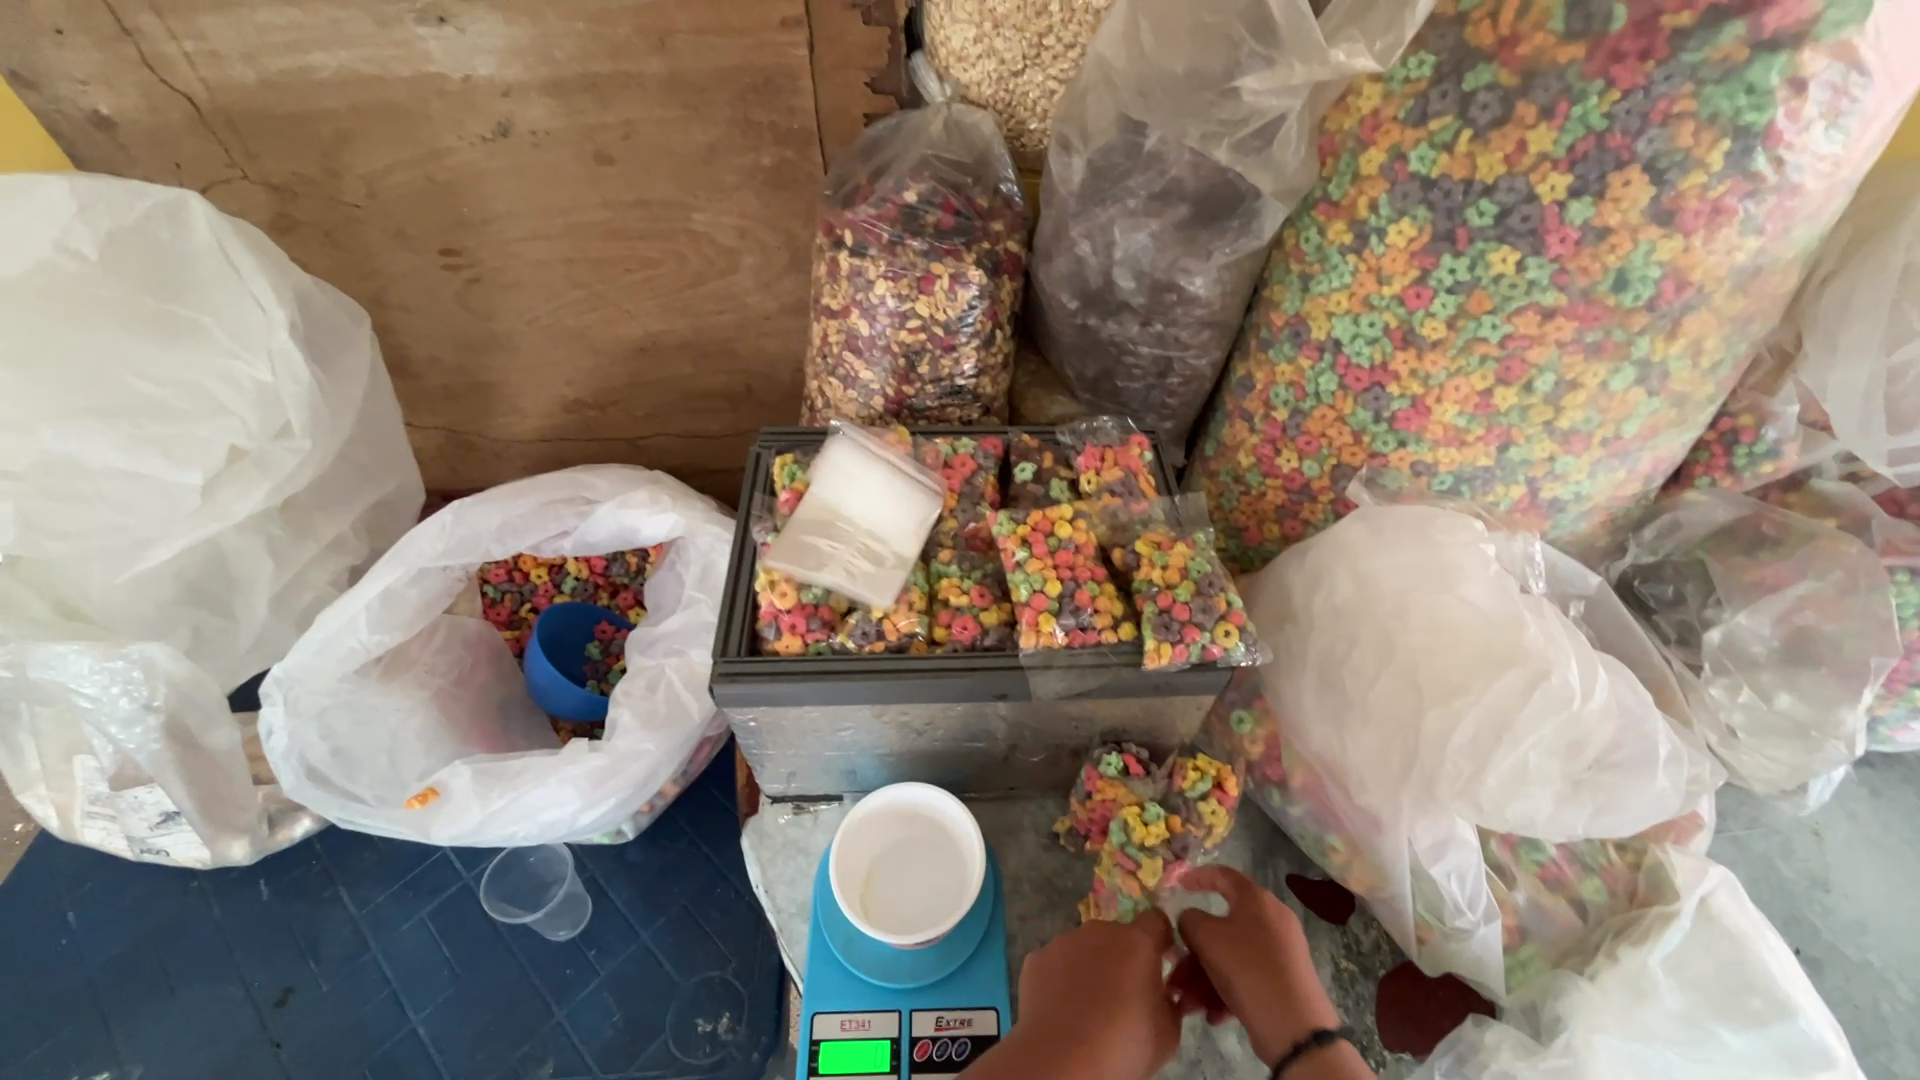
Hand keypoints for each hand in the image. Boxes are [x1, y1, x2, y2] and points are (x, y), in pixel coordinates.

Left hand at [967, 911, 1181, 1079]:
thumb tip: (1166, 993)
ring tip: (1088, 1008)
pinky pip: (1057, 963)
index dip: (1159, 940)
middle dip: (1123, 958)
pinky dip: (1061, 980)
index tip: (1159, 964)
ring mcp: (1064, 941)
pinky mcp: (1037, 958)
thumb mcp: (1169, 1031)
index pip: (1156, 920)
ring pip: (1085, 948)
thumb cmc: (1124, 1045)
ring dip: (1091, 967)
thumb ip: (1171, 1001)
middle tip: (1123, 997)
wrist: (1062, 1059)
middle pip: (1117, 936)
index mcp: (1137, 942)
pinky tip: (1062, 1010)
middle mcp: (1099, 931)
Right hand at [1170, 866, 1351, 1070]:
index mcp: (1256, 899)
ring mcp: (1281, 950)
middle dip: (1194, 949)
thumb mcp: (1205, 937)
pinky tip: (1212, 1014)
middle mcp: (1272, 919)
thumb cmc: (1246, 969)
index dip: (1197, 877)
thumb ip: (1189, 919)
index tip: (1178, 886)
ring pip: (1232, 954)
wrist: (1295, 1027)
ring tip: (1188, 1002)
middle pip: (1223, 924)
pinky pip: (1247, 974)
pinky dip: (1226, 989)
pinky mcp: (1285, 979)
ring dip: (1205, 975)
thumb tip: (1192, 920)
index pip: (1222, 874)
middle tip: (1176, 967)